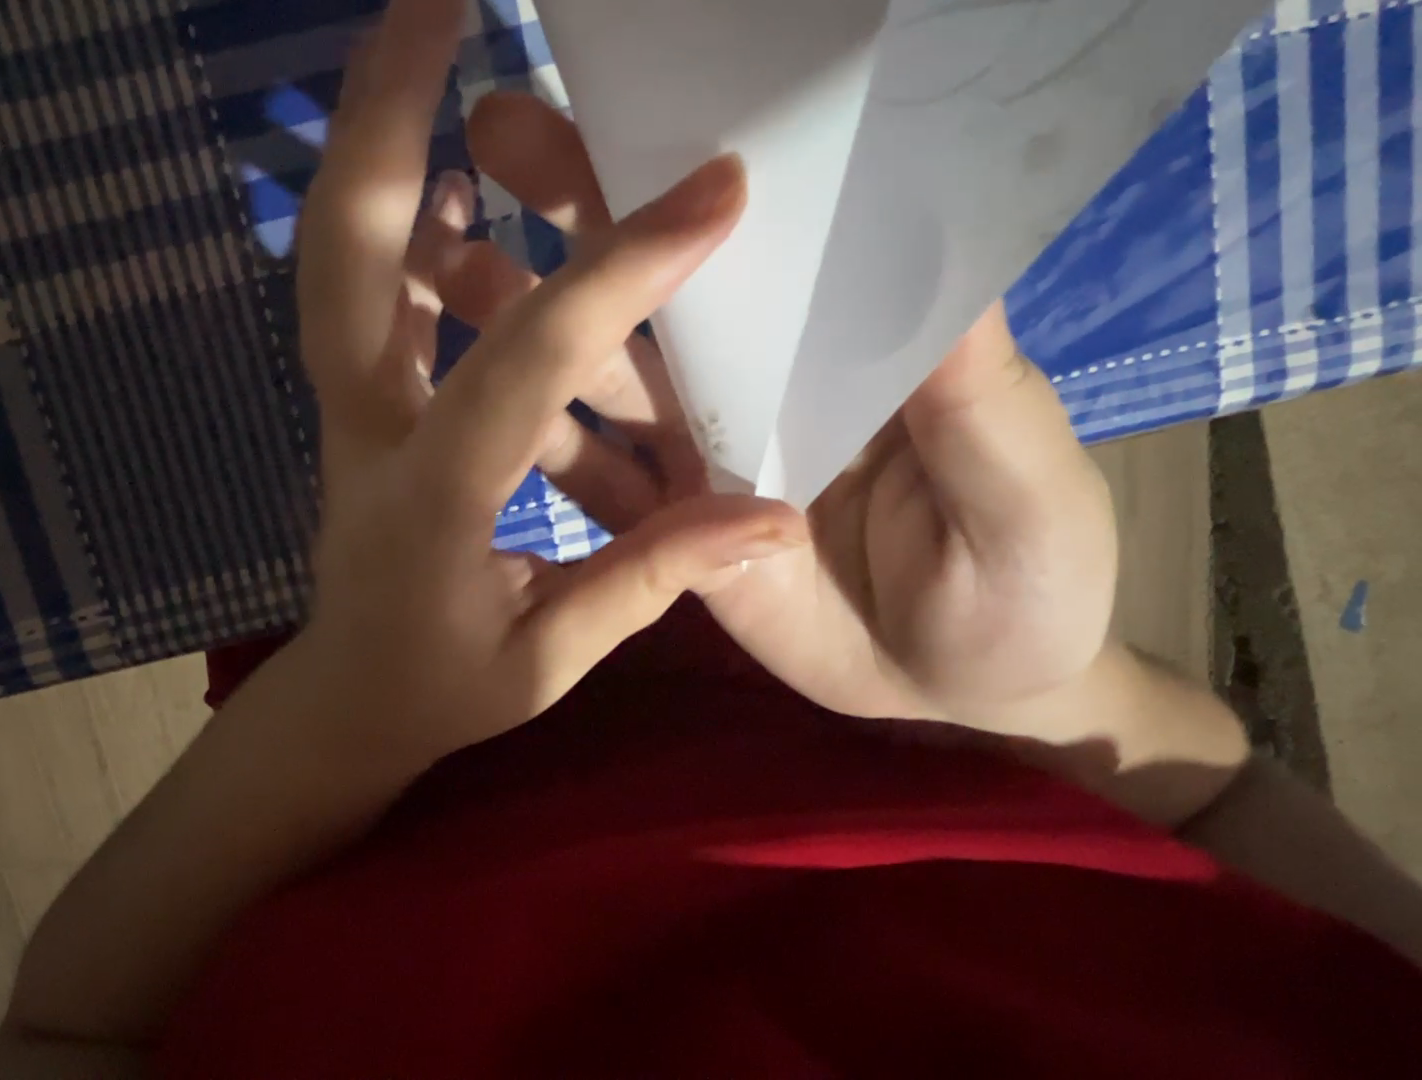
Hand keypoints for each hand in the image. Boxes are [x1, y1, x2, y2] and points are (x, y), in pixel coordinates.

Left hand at [288, 0, 798, 770]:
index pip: (525, 361)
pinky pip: (359, 290)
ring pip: (336, 252)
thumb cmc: (444, 692)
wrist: (348, 700)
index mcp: (431, 499)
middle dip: (386, 113)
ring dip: (374, 137)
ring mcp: (344, 410)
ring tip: (430, 36)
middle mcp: (367, 431)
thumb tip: (767, 515)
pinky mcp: (349, 406)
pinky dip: (390, 216)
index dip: (617, 272)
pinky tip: (448, 177)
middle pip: (348, 251)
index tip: (714, 192)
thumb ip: (648, 580)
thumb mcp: (550, 659)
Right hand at [443, 91, 1118, 735]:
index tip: (622, 102)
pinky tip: (469, 415)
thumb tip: (923, 244)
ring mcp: (696, 455)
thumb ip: (971, 392)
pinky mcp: (662, 527)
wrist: (957, 693)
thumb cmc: (1025, 581)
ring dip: (528, 323)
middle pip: (655, 287)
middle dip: (577, 210)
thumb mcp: (1023, 484)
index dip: (692, 173)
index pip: (759, 239)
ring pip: (600, 373)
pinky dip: (537, 443)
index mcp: (838, 344)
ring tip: (454, 270)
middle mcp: (754, 382)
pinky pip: (592, 481)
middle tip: (494, 133)